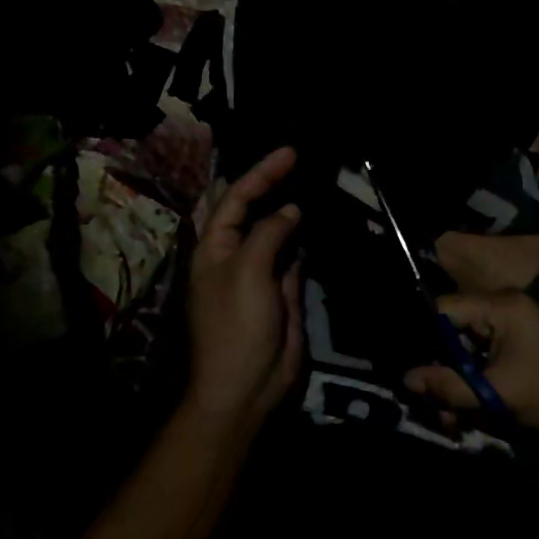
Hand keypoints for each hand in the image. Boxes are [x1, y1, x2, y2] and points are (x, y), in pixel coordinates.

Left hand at [186, 147, 304, 415]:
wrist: (247, 385)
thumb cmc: (237, 326)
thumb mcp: (248, 272)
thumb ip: (268, 234)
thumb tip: (290, 210)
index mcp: (216, 247)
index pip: (236, 197)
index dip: (262, 173)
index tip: (292, 153)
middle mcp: (236, 254)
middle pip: (255, 211)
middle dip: (275, 186)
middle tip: (306, 164)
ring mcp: (261, 273)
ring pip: (278, 233)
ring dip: (294, 212)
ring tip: (319, 185)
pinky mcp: (283, 292)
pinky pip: (295, 258)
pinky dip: (306, 242)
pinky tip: (322, 226)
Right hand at [402, 291, 538, 433]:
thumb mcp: (497, 394)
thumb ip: (449, 386)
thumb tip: (406, 378)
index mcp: (501, 307)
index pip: (444, 309)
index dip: (424, 338)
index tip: (414, 371)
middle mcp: (504, 309)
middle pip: (452, 332)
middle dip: (441, 372)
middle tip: (437, 410)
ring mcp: (512, 328)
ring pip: (465, 351)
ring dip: (456, 385)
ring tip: (454, 421)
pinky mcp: (517, 347)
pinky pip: (482, 360)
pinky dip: (473, 385)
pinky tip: (469, 414)